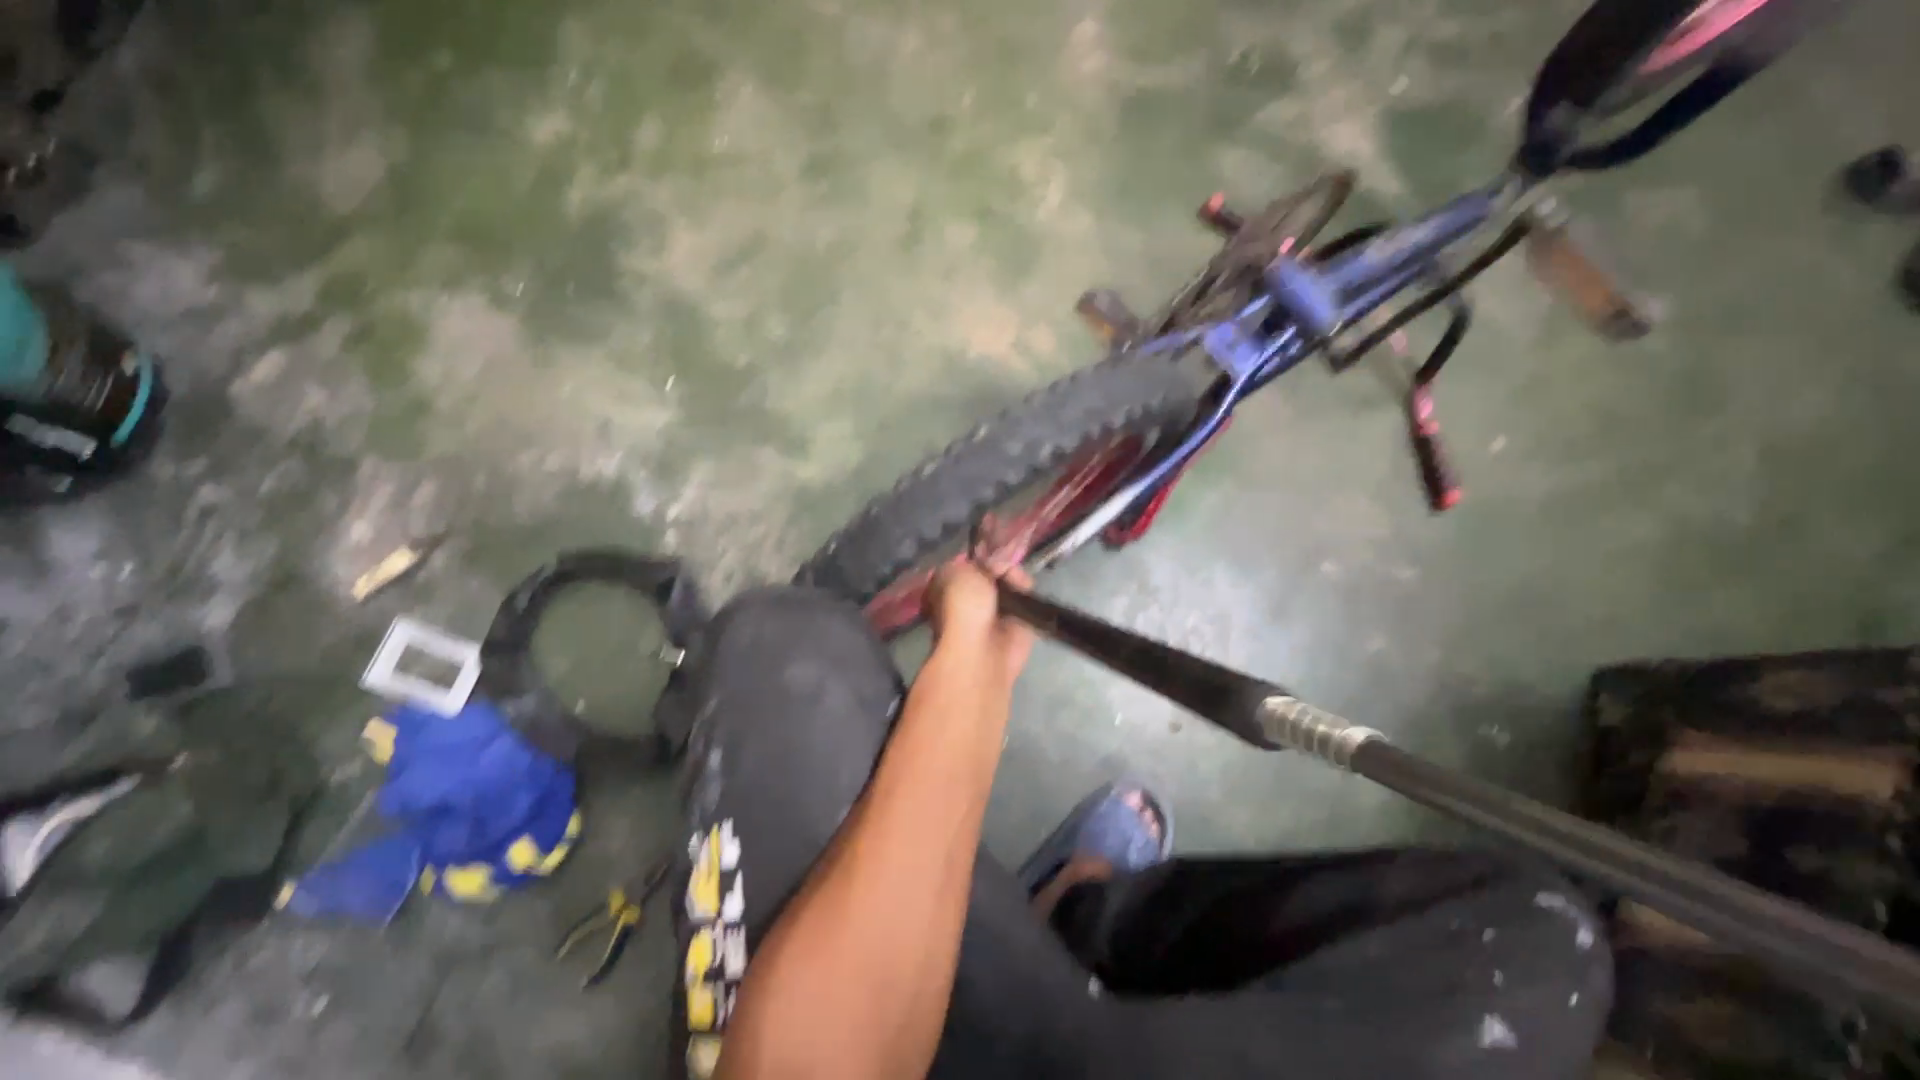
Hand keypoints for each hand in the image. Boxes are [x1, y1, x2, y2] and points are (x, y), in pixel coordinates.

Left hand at [926, 559, 1034, 683]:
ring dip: (1014, 576)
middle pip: (993, 571)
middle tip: (1001, 567)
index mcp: (948, 586)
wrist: (981, 647)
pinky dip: (1026, 590)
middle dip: (1000, 565)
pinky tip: (1023, 591)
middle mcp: (971, 597)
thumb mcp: (962, 571)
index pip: (968, 563)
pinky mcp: (1019, 620)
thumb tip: (995, 563)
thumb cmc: (962, 606)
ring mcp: (996, 610)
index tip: (988, 552)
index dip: (979, 556)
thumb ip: (979, 561)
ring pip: (1011, 580)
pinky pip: (1026, 595)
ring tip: (1013, 581)